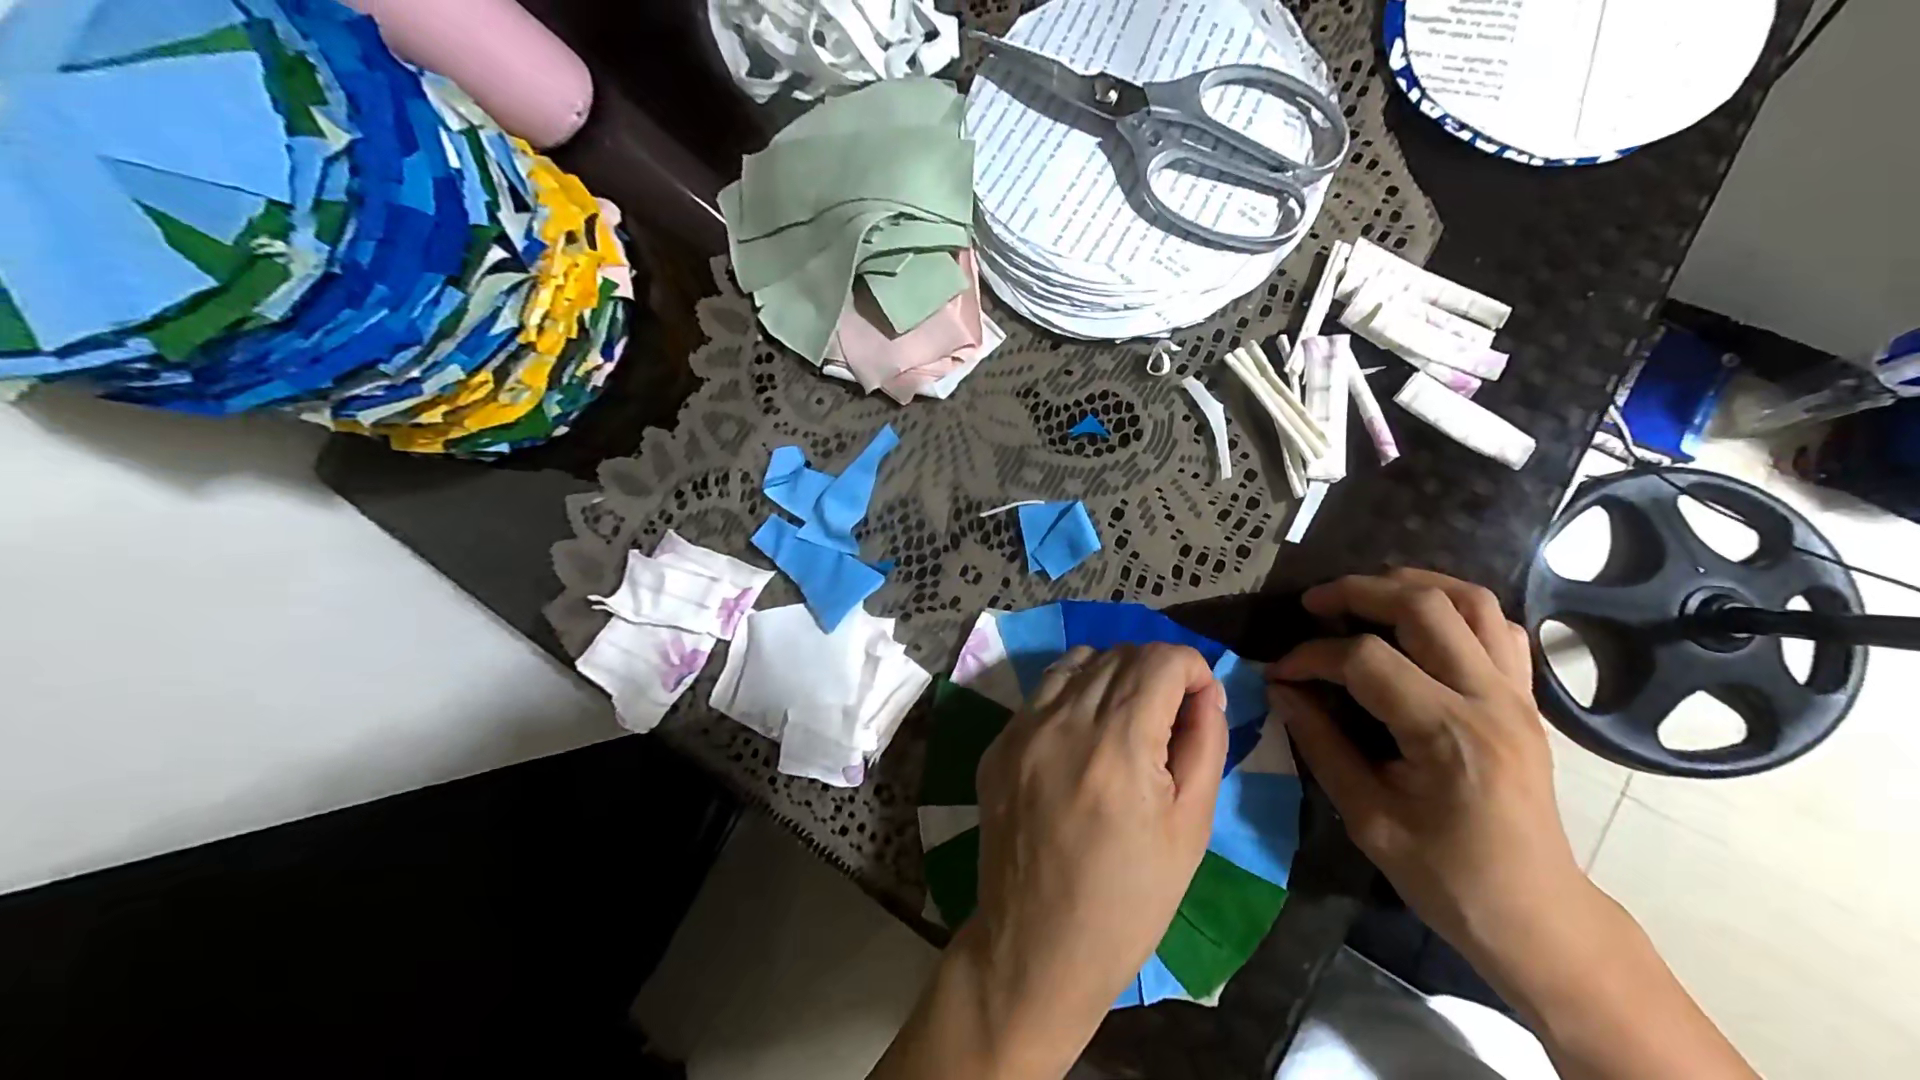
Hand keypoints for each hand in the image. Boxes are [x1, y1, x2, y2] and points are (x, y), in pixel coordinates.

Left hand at [960, 643, 1226, 1075]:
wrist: (1037, 945)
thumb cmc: (1129, 899)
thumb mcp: (1191, 828)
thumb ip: (1204, 744)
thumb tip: (1205, 692)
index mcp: (1117, 744)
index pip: (1161, 659)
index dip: (1195, 669)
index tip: (1202, 703)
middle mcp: (1062, 721)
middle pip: (1121, 653)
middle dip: (1158, 670)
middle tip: (1172, 715)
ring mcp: (1021, 730)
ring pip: (1079, 662)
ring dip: (1114, 676)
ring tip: (1128, 720)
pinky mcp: (997, 745)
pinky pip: (1043, 693)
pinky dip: (1074, 695)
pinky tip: (1084, 737)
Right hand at [1267, 568, 1583, 956]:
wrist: (1536, 914)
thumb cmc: (1445, 874)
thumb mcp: (1366, 815)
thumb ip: (1321, 742)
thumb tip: (1281, 690)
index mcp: (1449, 733)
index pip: (1365, 660)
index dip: (1310, 657)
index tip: (1279, 673)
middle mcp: (1491, 699)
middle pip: (1424, 606)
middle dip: (1357, 592)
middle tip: (1314, 604)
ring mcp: (1517, 694)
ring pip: (1472, 601)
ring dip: (1412, 585)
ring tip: (1366, 594)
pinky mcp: (1525, 700)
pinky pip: (1498, 628)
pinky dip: (1456, 610)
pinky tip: (1420, 626)